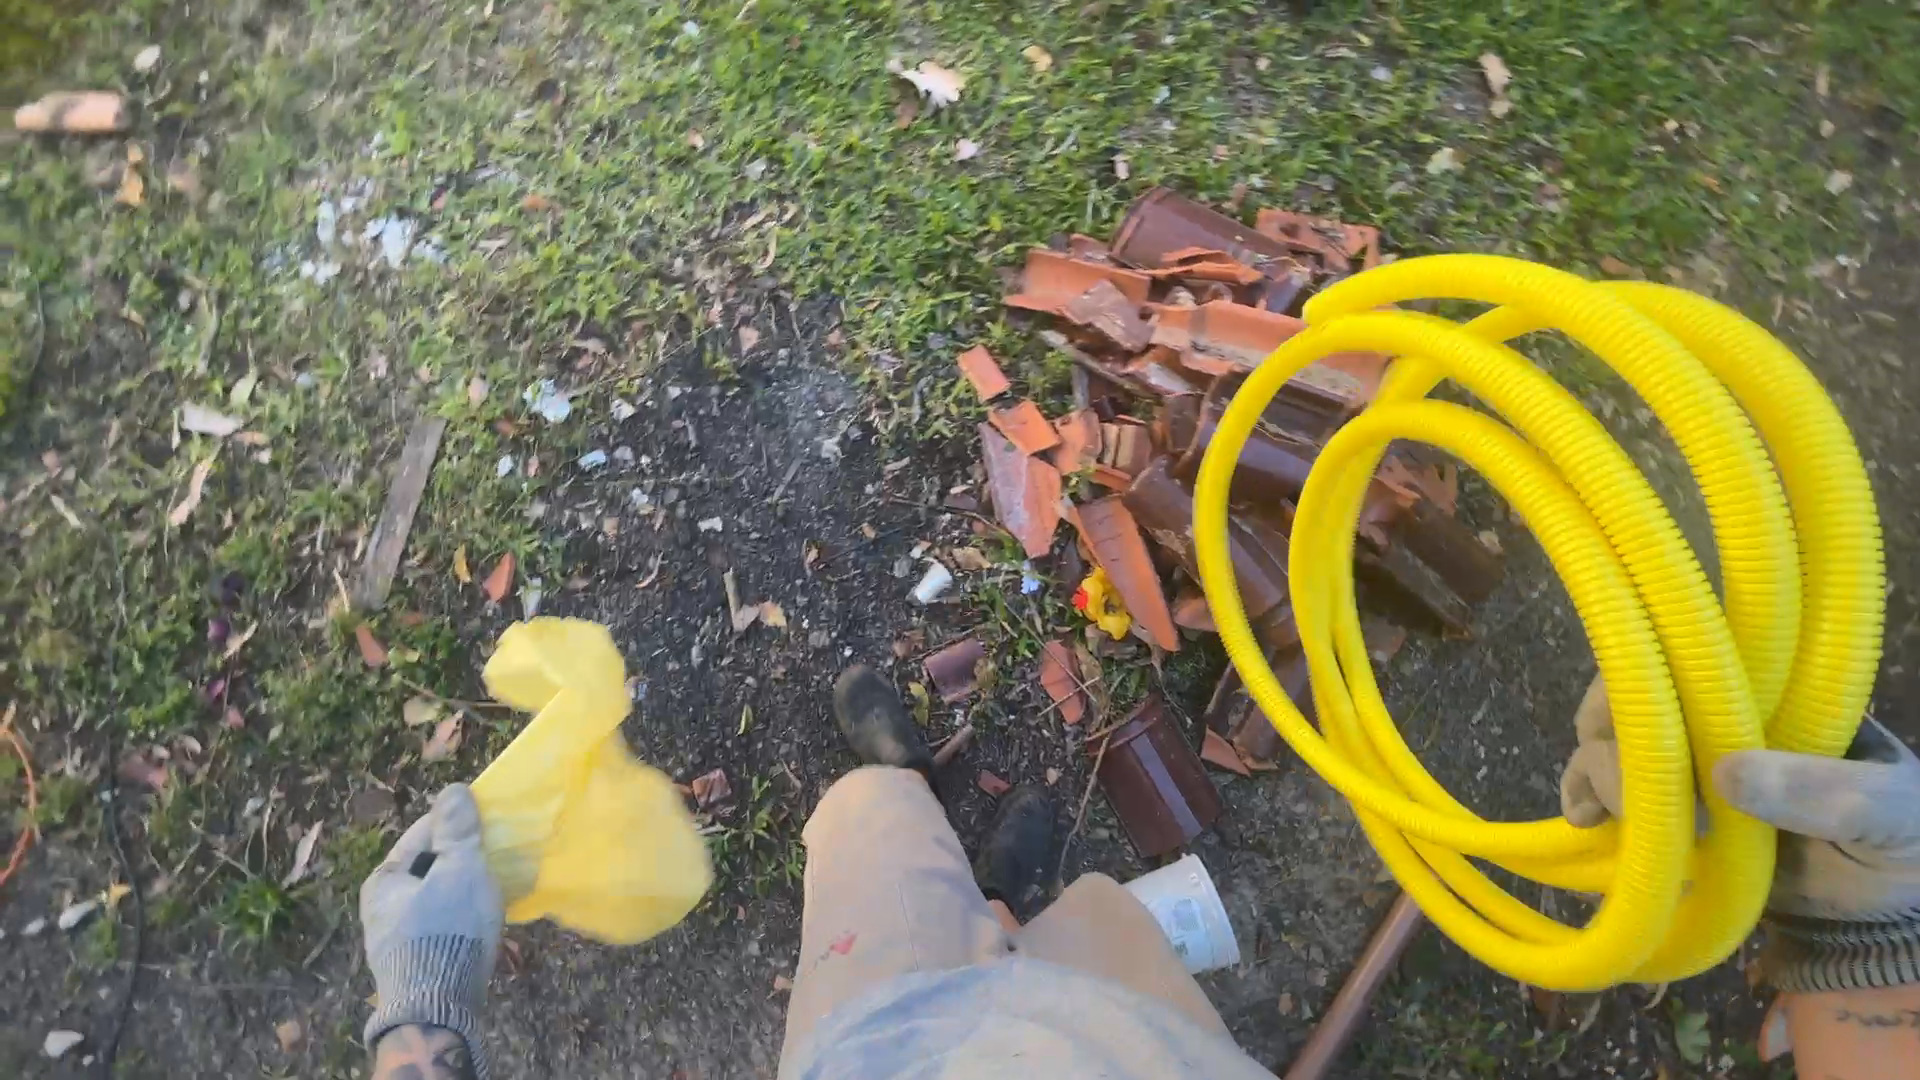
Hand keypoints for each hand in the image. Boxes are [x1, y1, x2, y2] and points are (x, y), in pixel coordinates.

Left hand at [360, 784, 502, 1071]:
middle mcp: (383, 905)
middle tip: (499, 846)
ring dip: (467, 880)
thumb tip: (452, 788)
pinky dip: (465, 904)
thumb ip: (457, 829)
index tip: (490, 818)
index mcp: (384, 880)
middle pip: (432, 862)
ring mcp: (399, 934)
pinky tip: (487, 906)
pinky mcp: (419, 954)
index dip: (458, 821)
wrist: (440, 1003)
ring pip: (440, 889)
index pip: (423, 831)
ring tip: (499, 874)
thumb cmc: (447, 925)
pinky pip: (445, 914)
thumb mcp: (459, 867)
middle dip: (464, 852)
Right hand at [1558, 675, 1919, 919]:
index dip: (1645, 674)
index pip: (1687, 656)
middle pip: (1630, 698)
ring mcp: (1675, 758)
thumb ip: (1832, 794)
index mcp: (1765, 696)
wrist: (1878, 915)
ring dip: (1596, 775)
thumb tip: (1727, 774)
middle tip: (1630, 795)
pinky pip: (1593, 780)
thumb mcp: (1897, 815)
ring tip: (1609, 817)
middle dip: (1614, 741)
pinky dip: (1578, 794)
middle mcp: (1707, 716)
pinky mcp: (1653, 797)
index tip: (1632, 715)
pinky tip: (1582, 818)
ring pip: (1604, 740)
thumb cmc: (1902, 845)